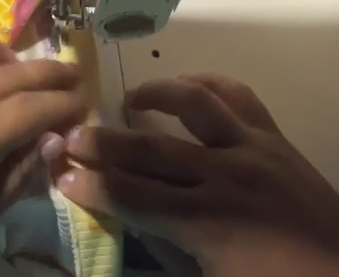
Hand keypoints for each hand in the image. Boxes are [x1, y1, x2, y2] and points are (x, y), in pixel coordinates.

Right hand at [50, 74, 338, 276]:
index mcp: (211, 224)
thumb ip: (173, 254)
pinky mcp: (276, 138)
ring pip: (194, 104)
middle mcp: (227, 176)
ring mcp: (254, 150)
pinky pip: (237, 96)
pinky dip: (206, 85)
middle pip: (153, 150)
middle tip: (74, 133)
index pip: (136, 199)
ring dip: (156, 95)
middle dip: (107, 143)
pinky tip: (187, 89)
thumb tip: (138, 223)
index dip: (95, 187)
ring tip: (130, 100)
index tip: (62, 175)